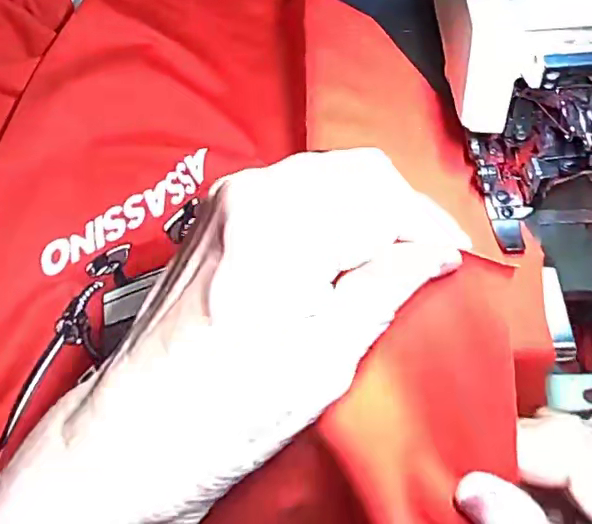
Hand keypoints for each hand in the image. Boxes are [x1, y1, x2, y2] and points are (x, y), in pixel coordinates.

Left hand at [0, 147, 472, 523]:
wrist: (138, 423)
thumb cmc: (217, 411)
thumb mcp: (325, 359)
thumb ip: (387, 288)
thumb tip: (432, 254)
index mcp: (280, 227)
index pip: (382, 197)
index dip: (430, 223)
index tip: (453, 249)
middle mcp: (252, 193)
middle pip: (359, 168)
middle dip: (402, 206)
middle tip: (427, 251)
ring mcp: (232, 194)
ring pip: (330, 169)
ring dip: (369, 203)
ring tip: (391, 252)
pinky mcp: (223, 205)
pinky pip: (297, 182)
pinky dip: (333, 205)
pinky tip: (344, 245)